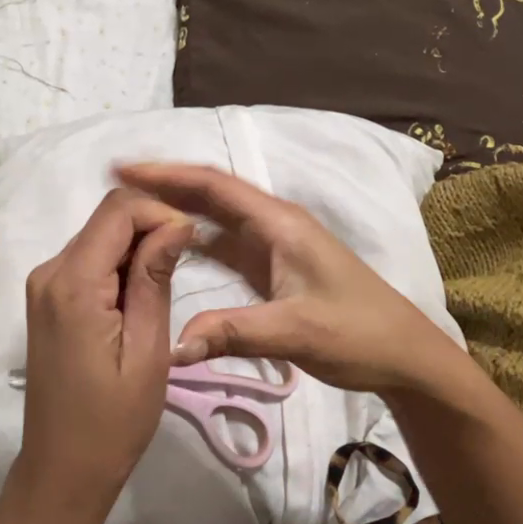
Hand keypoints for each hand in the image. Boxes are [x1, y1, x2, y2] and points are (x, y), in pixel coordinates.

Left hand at [13, 188, 195, 523]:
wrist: (62, 469)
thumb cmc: (113, 420)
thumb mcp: (148, 351)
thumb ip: (155, 278)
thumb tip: (177, 222)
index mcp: (72, 282)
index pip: (117, 209)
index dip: (159, 212)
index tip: (191, 241)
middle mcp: (49, 271)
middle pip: (105, 220)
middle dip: (149, 229)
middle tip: (183, 266)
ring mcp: (42, 284)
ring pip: (97, 237)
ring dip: (134, 248)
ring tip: (163, 286)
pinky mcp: (46, 298)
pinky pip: (86, 260)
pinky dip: (116, 266)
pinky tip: (137, 298)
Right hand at [116, 164, 461, 394]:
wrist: (405, 355)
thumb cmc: (357, 334)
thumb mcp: (295, 333)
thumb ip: (232, 332)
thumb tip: (173, 344)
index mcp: (279, 223)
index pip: (214, 186)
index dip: (168, 174)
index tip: (125, 168)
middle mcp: (273, 223)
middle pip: (211, 193)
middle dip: (165, 184)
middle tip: (117, 183)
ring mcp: (274, 244)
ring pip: (216, 216)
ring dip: (177, 208)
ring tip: (133, 207)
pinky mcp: (273, 266)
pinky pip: (224, 243)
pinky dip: (194, 238)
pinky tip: (169, 245)